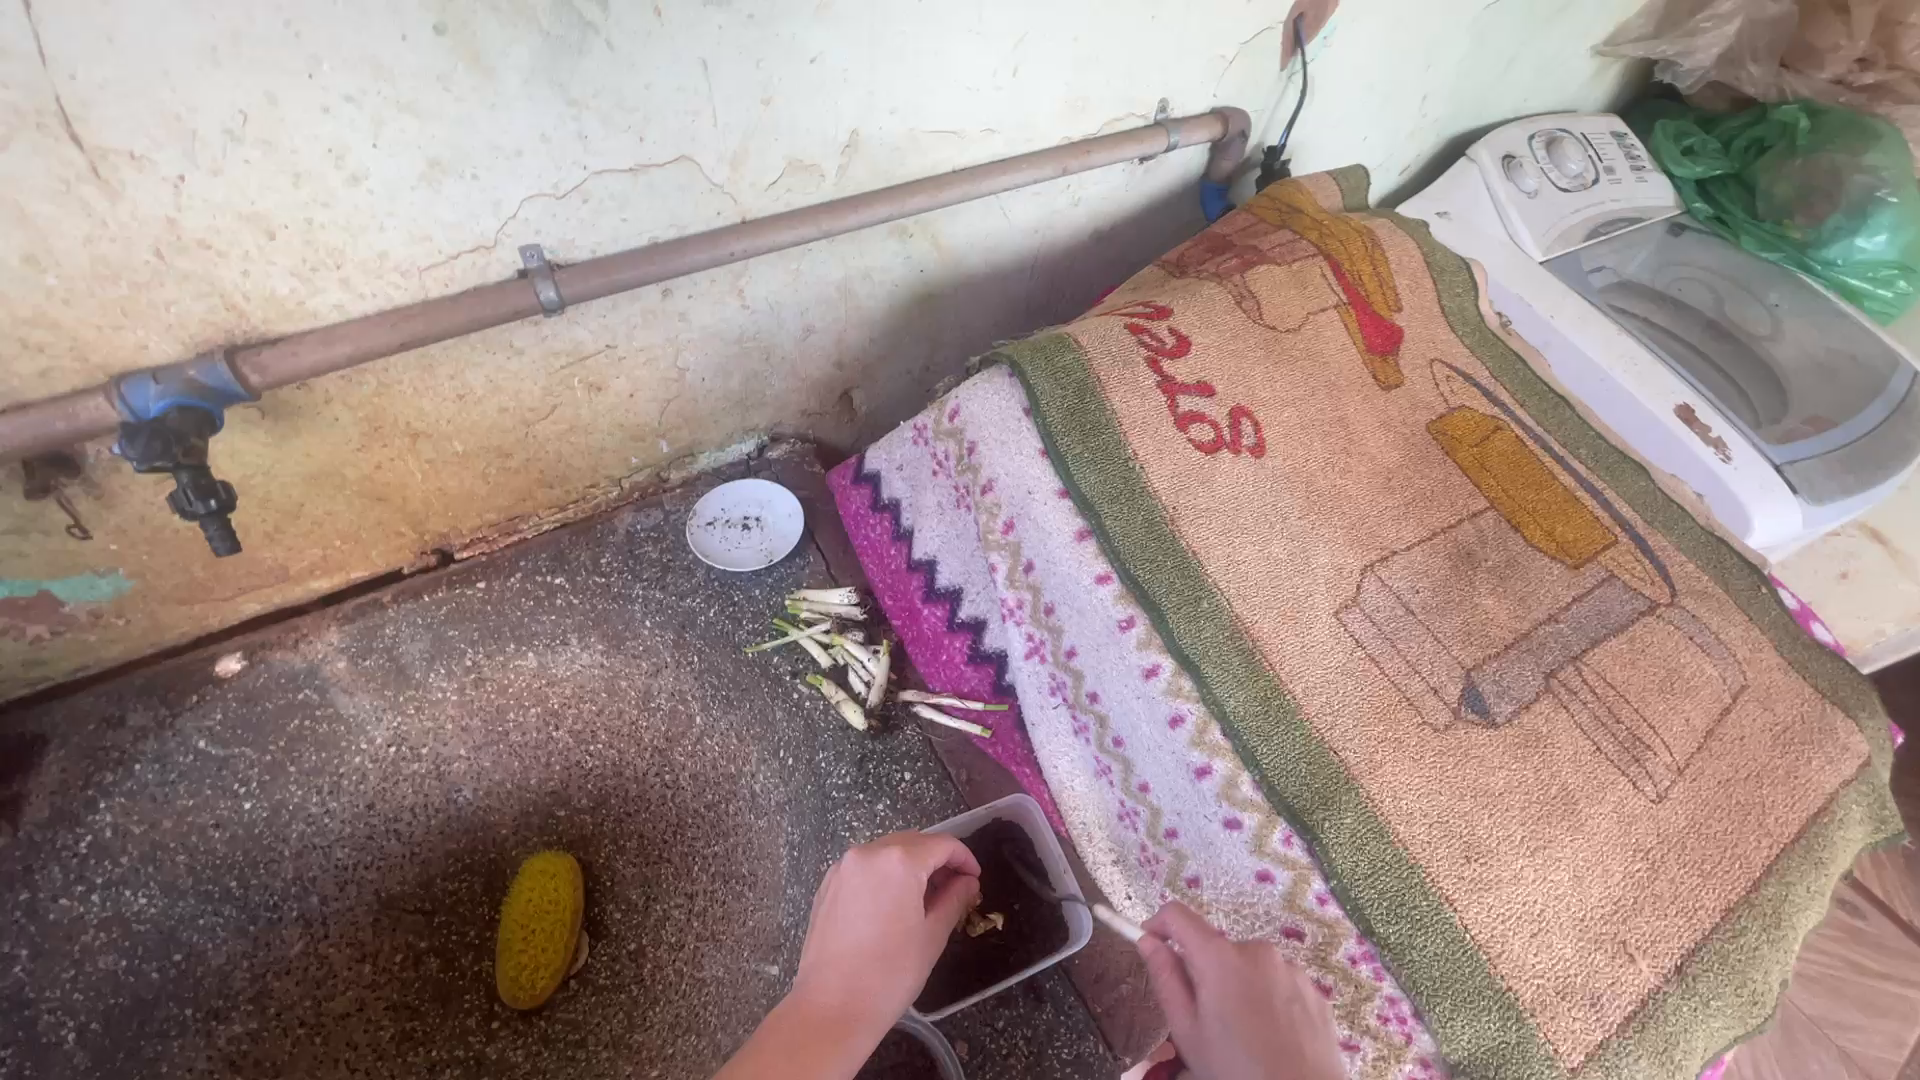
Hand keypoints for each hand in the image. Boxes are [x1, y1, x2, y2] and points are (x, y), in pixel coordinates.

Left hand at [790, 831, 981, 1037]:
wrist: (830, 1008)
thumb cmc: (889, 974)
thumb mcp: (932, 936)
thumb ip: (954, 899)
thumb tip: (968, 881)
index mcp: (899, 861)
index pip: (942, 844)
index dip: (964, 858)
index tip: (974, 878)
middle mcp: (868, 852)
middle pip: (913, 841)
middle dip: (937, 860)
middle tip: (953, 888)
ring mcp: (844, 867)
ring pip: (887, 851)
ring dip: (910, 865)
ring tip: (924, 898)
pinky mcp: (828, 883)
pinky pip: (865, 866)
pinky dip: (884, 874)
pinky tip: (891, 904)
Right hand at [1137, 901, 1344, 1079]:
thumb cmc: (1236, 1072)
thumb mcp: (1187, 1032)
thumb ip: (1165, 978)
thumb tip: (1148, 941)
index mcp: (1219, 957)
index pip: (1178, 915)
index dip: (1159, 924)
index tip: (1152, 944)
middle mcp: (1255, 949)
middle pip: (1216, 948)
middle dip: (1204, 972)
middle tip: (1208, 1018)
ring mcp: (1289, 967)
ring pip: (1247, 965)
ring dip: (1238, 985)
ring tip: (1246, 1033)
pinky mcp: (1313, 988)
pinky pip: (1277, 980)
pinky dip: (1267, 997)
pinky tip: (1274, 1036)